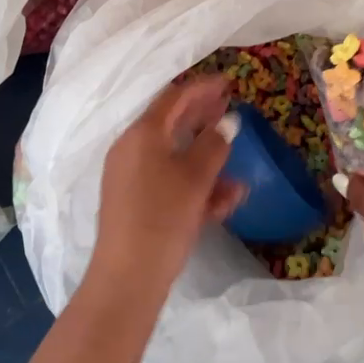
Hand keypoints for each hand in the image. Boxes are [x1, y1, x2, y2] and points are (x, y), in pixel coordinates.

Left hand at [90, 77, 246, 294]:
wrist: (127, 279)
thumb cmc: (163, 218)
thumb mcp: (196, 178)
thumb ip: (215, 144)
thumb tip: (228, 121)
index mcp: (142, 133)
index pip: (175, 97)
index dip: (203, 88)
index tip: (228, 83)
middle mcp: (131, 148)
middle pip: (172, 124)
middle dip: (204, 120)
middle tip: (230, 112)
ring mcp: (129, 177)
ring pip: (174, 159)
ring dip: (206, 163)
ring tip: (236, 176)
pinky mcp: (133, 203)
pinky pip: (168, 183)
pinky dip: (193, 187)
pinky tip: (223, 203)